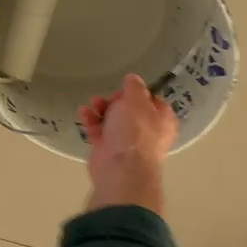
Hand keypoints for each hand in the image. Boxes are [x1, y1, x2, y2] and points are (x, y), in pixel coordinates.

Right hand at [78, 73, 177, 214]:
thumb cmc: (135, 131)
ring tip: (93, 104)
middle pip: (130, 109)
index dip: (138, 93)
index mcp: (162, 121)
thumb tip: (134, 79)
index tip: (126, 89)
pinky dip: (91, 120)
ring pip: (113, 118)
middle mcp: (148, 131)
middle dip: (115, 100)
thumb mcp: (136, 101)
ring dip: (101, 108)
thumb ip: (134, 87)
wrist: (121, 167)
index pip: (154, 101)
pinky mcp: (109, 148)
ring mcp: (128, 141)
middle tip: (110, 99)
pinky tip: (84, 113)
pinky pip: (99, 129)